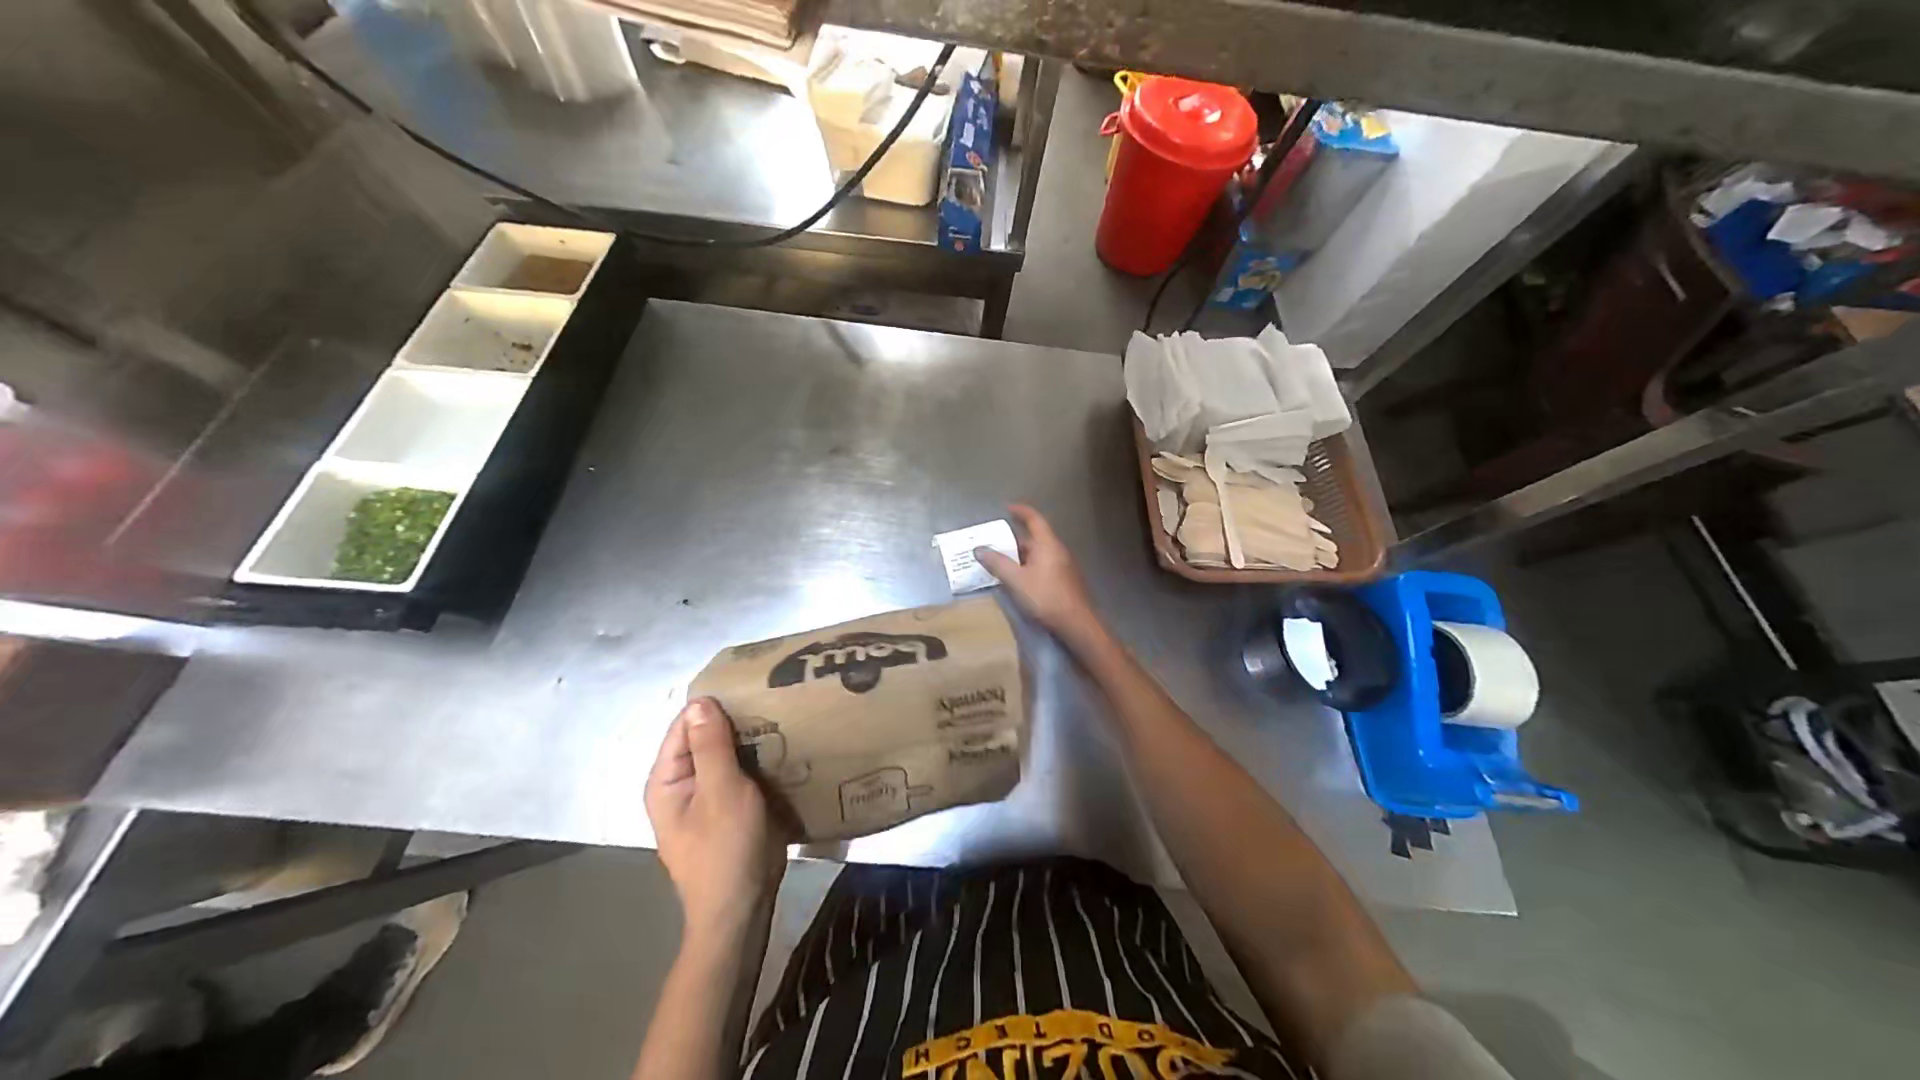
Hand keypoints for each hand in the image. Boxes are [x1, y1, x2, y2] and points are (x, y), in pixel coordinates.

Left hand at [645, 698, 785, 941]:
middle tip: (775, 701)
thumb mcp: (720, 791)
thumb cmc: (725, 850)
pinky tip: (784, 750)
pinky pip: (742, 774)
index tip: (752, 688)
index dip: (714, 706)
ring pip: (728, 756)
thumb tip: (700, 700)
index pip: (685, 726)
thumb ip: (710, 746)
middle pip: (706, 739)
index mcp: (667, 780)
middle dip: (737, 722)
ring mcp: (707, 799)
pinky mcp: (730, 810)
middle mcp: (682, 785)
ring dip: (751, 741)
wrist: (741, 909)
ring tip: (784, 719)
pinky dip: (759, 762)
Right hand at [976, 503, 1101, 641]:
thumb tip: (979, 549)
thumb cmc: (1046, 597)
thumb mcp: (1016, 580)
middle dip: (1015, 540)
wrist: (1077, 623)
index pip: (1034, 519)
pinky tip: (1020, 579)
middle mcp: (1058, 550)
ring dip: (1022, 555)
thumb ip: (997, 563)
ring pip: (1039, 553)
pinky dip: (1030, 566)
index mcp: (1047, 544)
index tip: (1008, 508)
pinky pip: (1044, 565)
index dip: (1021, 511)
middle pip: (1035, 538)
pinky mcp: (1066, 580)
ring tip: (1003, 563)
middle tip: (996, 544)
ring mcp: (1064, 565)